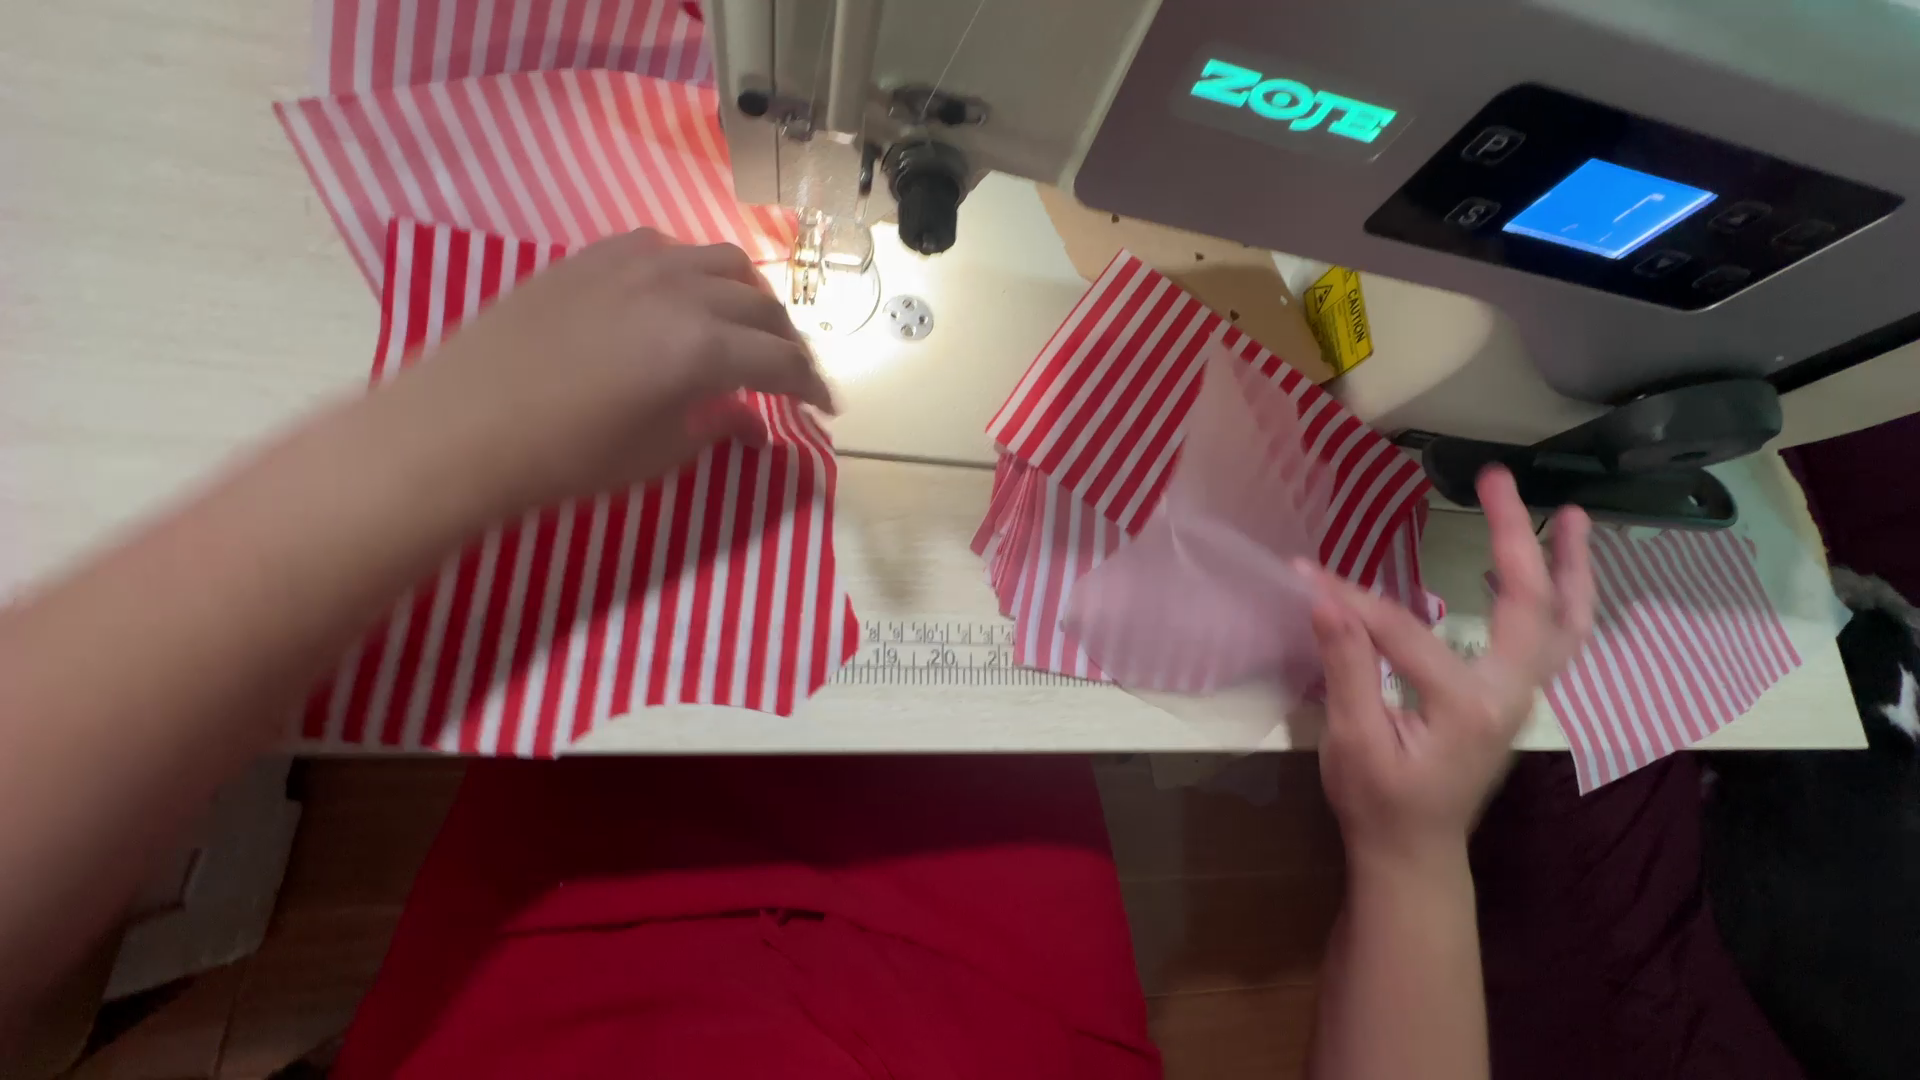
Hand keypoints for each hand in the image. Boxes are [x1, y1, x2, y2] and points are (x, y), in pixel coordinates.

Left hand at [396, 228, 834, 513]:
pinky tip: (688, 298)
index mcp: (702, 347)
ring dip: (752, 299)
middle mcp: (680, 291)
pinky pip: (670, 249)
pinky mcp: (595, 257)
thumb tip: (755, 423)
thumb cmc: (568, 456)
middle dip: (789, 344)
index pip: (782, 362)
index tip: (827, 409)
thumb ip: (719, 426)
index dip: (812, 388)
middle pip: (763, 307)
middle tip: (793, 377)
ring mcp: (635, 264)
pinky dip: (698, 274)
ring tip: (752, 329)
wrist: (462, 428)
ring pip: (723, 264)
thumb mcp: (660, 452)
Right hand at [1304, 467, 1592, 870]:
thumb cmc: (1378, 800)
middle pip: (1530, 604)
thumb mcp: (1351, 740)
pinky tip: (1537, 572)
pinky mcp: (1511, 697)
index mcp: (1467, 706)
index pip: (1405, 631)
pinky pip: (1552, 640)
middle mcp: (1509, 693)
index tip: (1304, 569)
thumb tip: (1324, 599)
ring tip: (1568, 515)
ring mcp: (1520, 695)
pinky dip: (1557, 599)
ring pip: (1564, 623)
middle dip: (1515, 536)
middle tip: (1497, 478)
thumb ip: (1346, 668)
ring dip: (1567, 565)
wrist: (1416, 848)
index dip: (1350, 599)